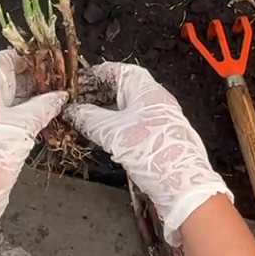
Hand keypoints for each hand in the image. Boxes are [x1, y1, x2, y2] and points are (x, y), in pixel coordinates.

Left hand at [0, 50, 66, 251]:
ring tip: (50, 95)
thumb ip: (43, 106)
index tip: (44, 58)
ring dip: (26, 95)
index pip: (1, 61)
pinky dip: (19, 111)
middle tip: (53, 78)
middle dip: (29, 77)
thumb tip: (60, 95)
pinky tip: (37, 116)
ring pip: (5, 97)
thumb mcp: (24, 124)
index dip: (23, 57)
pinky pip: (3, 114)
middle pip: (4, 78)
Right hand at [67, 62, 230, 243]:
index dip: (94, 74)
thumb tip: (71, 110)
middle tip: (76, 103)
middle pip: (121, 87)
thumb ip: (88, 118)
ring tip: (85, 119)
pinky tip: (104, 136)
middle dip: (97, 93)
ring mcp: (158, 118)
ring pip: (126, 107)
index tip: (75, 84)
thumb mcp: (112, 132)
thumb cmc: (152, 151)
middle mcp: (154, 99)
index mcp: (145, 88)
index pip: (116, 70)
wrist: (183, 185)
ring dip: (105, 111)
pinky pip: (132, 122)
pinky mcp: (158, 136)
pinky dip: (115, 125)